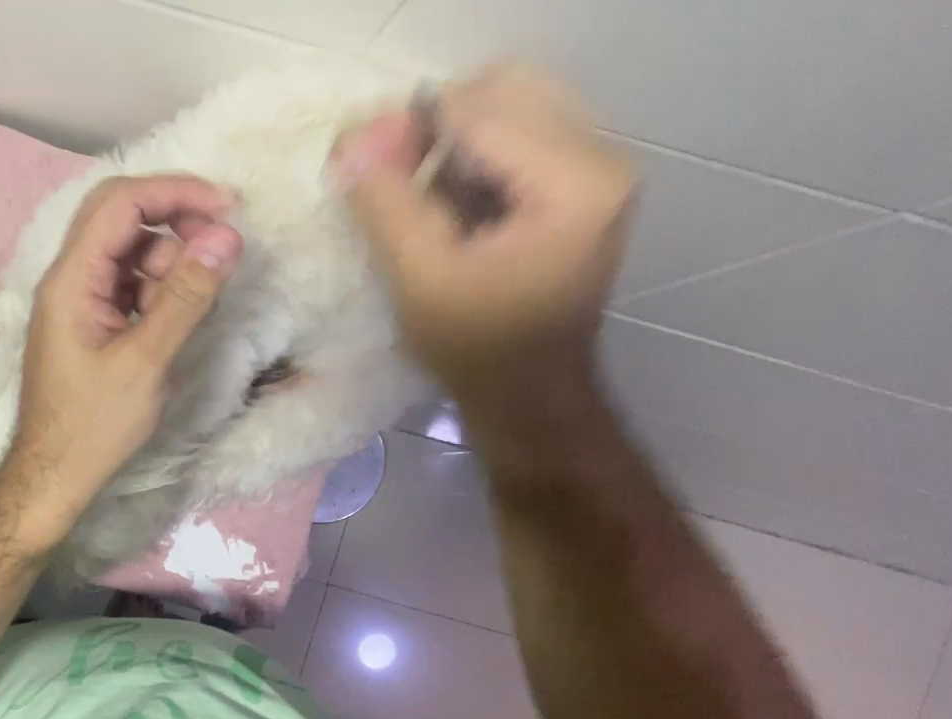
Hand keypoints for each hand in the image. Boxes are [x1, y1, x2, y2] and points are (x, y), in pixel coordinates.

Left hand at [0, 175, 243, 552]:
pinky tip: (173, 320)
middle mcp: (67, 280)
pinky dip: (154, 290)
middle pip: (120, 219)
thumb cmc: (94, 426)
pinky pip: (123, 286)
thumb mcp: (146, 361)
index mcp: (70, 280)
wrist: (53, 475)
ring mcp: (75, 303)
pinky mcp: (86, 325)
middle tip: (218, 246)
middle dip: (173, 221)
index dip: (175, 192)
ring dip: (166, 261)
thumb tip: (226, 236)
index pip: (120, 202)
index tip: (227, 208)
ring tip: (195, 300)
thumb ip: (185, 296)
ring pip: (125, 253)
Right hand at [332, 66, 636, 403]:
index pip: (482, 111)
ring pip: (512, 108)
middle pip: (505, 91)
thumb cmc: (476, 348)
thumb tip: (350, 143)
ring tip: (414, 195)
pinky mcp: (581, 182)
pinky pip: (519, 136)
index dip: (411, 128)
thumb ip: (387, 204)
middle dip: (435, 127)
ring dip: (451, 141)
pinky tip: (444, 203)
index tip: (360, 165)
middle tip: (390, 177)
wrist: (528, 393)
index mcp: (574, 181)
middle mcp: (601, 157)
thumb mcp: (420, 279)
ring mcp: (596, 167)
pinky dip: (471, 157)